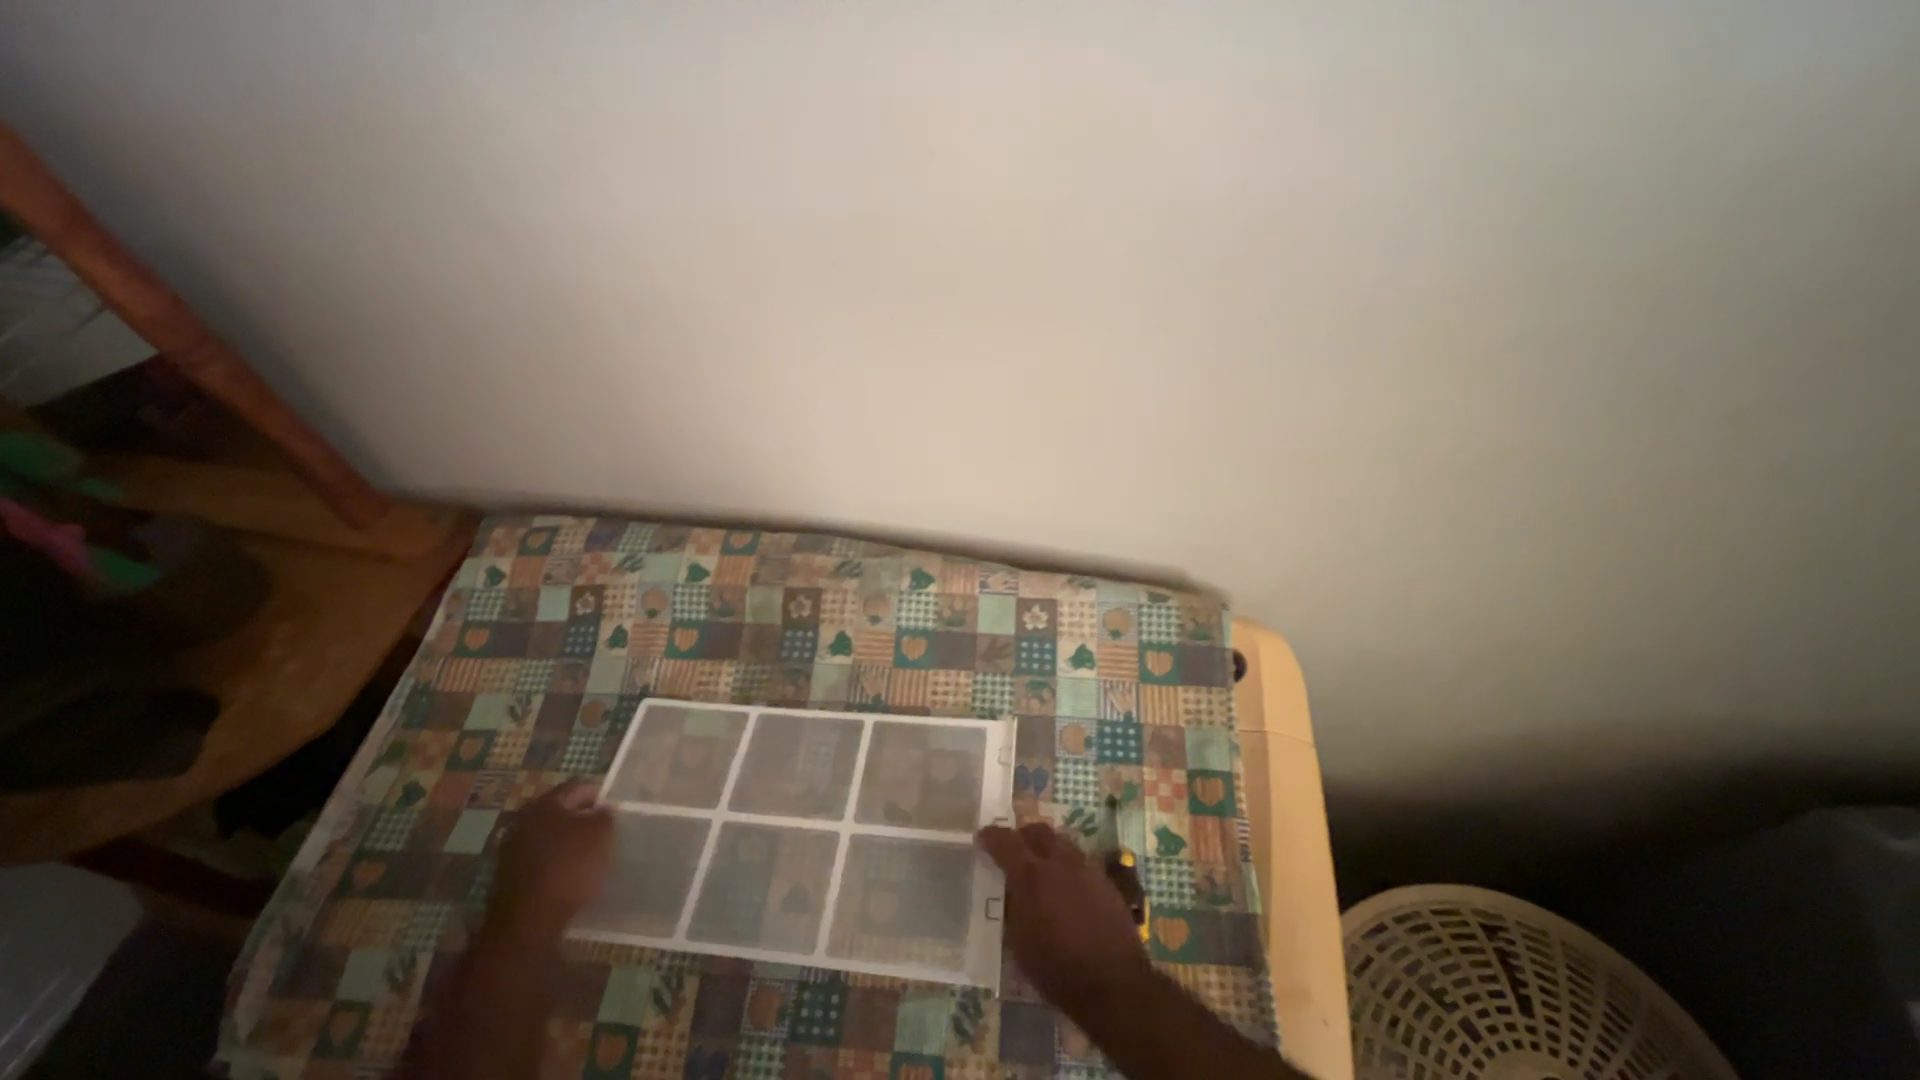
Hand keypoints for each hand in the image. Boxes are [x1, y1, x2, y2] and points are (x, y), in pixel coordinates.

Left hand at [489, 780, 612, 939]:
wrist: (528, 921)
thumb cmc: (569, 868)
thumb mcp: (600, 836)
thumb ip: (604, 816)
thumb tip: (601, 810)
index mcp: (545, 803)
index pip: (578, 786)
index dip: (600, 794)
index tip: (615, 811)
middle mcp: (523, 820)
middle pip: (560, 811)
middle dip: (582, 819)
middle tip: (604, 833)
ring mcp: (511, 849)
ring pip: (549, 836)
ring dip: (568, 842)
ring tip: (590, 857)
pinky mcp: (509, 876)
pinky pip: (540, 859)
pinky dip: (556, 862)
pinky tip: (570, 876)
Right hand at [976, 823, 1152, 1012]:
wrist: (1113, 983)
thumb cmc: (1057, 968)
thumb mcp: (1019, 942)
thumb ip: (1012, 907)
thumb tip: (1011, 891)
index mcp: (1031, 876)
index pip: (1006, 841)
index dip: (991, 837)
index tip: (982, 839)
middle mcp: (1060, 863)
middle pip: (1038, 831)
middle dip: (1022, 836)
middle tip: (1013, 851)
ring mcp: (1087, 869)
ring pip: (1062, 843)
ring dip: (1047, 849)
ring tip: (1040, 869)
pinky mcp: (1106, 882)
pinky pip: (1081, 861)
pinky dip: (1067, 866)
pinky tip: (1066, 888)